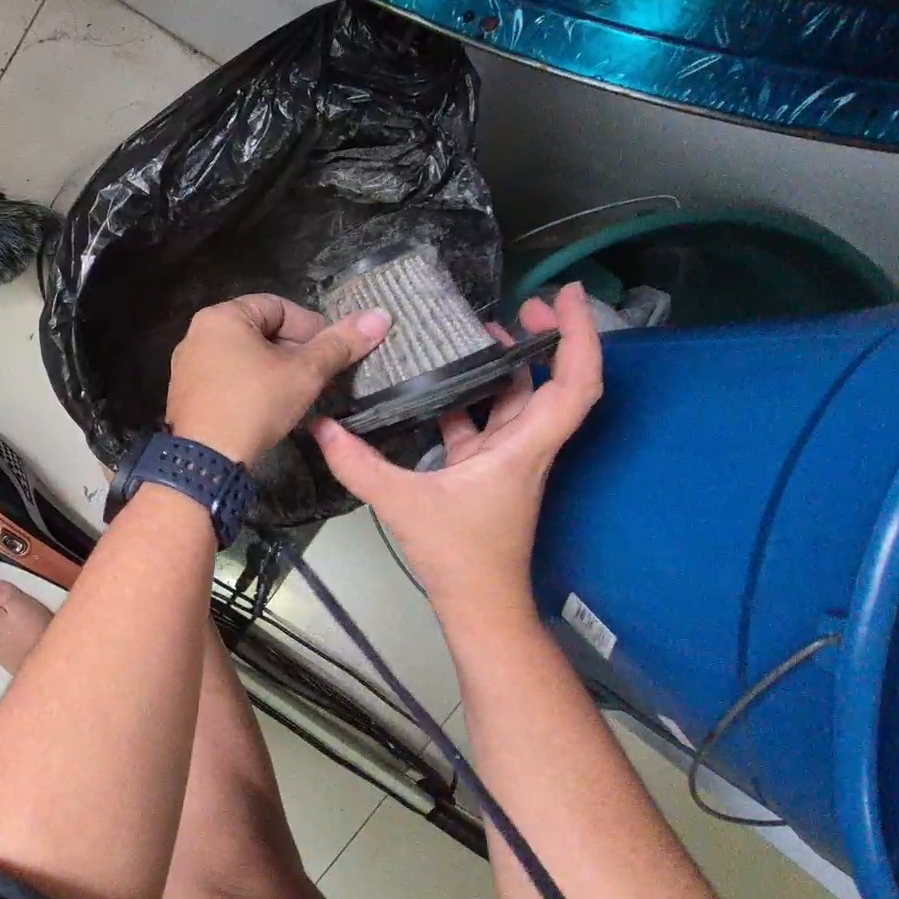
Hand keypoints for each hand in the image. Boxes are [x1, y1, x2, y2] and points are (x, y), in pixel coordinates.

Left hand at [166, 295, 390, 464]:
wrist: (206, 457)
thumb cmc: (254, 404)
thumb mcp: (304, 372)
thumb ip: (340, 344)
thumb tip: (380, 315)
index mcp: (220, 317)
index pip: (277, 306)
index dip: (310, 326)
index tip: (331, 351)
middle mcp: (197, 334)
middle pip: (259, 330)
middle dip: (294, 349)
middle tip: (319, 374)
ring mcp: (188, 364)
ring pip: (243, 355)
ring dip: (276, 368)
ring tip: (299, 391)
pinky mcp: (187, 391)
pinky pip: (226, 376)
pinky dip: (251, 383)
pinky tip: (270, 405)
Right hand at [310, 283, 602, 620]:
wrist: (479, 601)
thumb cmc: (457, 552)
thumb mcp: (401, 502)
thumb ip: (357, 463)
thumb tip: (320, 425)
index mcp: (523, 448)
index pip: (573, 384)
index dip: (578, 337)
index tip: (563, 297)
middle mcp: (524, 446)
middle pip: (554, 383)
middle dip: (547, 338)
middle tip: (520, 304)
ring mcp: (507, 459)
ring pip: (520, 400)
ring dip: (509, 364)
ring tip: (478, 330)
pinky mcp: (487, 471)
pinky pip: (487, 421)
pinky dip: (474, 395)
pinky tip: (441, 382)